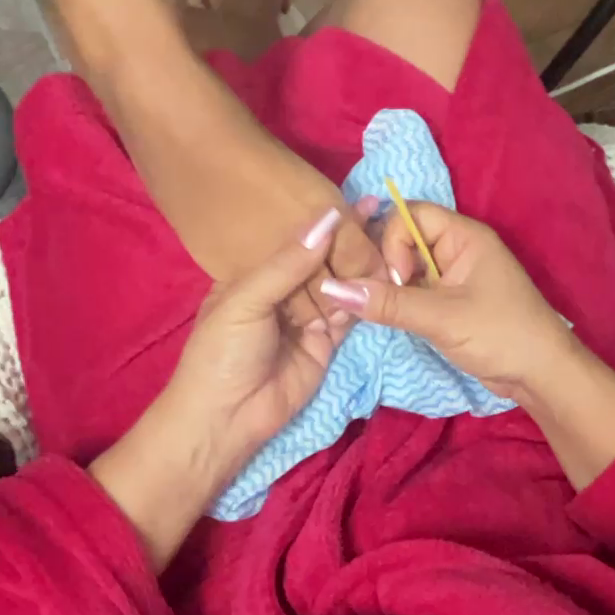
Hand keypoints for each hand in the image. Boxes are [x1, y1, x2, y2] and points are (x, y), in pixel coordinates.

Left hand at [93, 208, 352, 565]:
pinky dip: (364, 297)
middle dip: (346, 240)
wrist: (225, 419)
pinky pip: (348, 315)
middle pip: (319, 261)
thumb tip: (328, 216)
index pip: (291, 241)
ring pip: (337, 285)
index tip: (351, 195)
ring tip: (392, 235)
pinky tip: (386, 272)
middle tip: (380, 209)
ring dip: (360, 265)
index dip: (319, 221)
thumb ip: (288, 262)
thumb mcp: (247, 299)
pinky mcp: (326, 344)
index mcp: (252, 275)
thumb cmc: (222, 353)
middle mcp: (281, 293)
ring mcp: (305, 318)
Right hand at [317, 204, 576, 400]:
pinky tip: (387, 319)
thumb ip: (388, 303)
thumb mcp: (441, 318)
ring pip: (405, 268)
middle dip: (384, 266)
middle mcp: (456, 249)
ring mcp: (453, 276)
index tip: (395, 280)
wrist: (542, 376)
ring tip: (377, 311)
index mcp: (464, 236)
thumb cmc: (501, 335)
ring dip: (389, 288)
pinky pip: (414, 291)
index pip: (409, 215)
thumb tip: (331, 288)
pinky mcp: (449, 302)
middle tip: (377, 299)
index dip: (391, 242)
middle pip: (403, 240)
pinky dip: (398, 303)